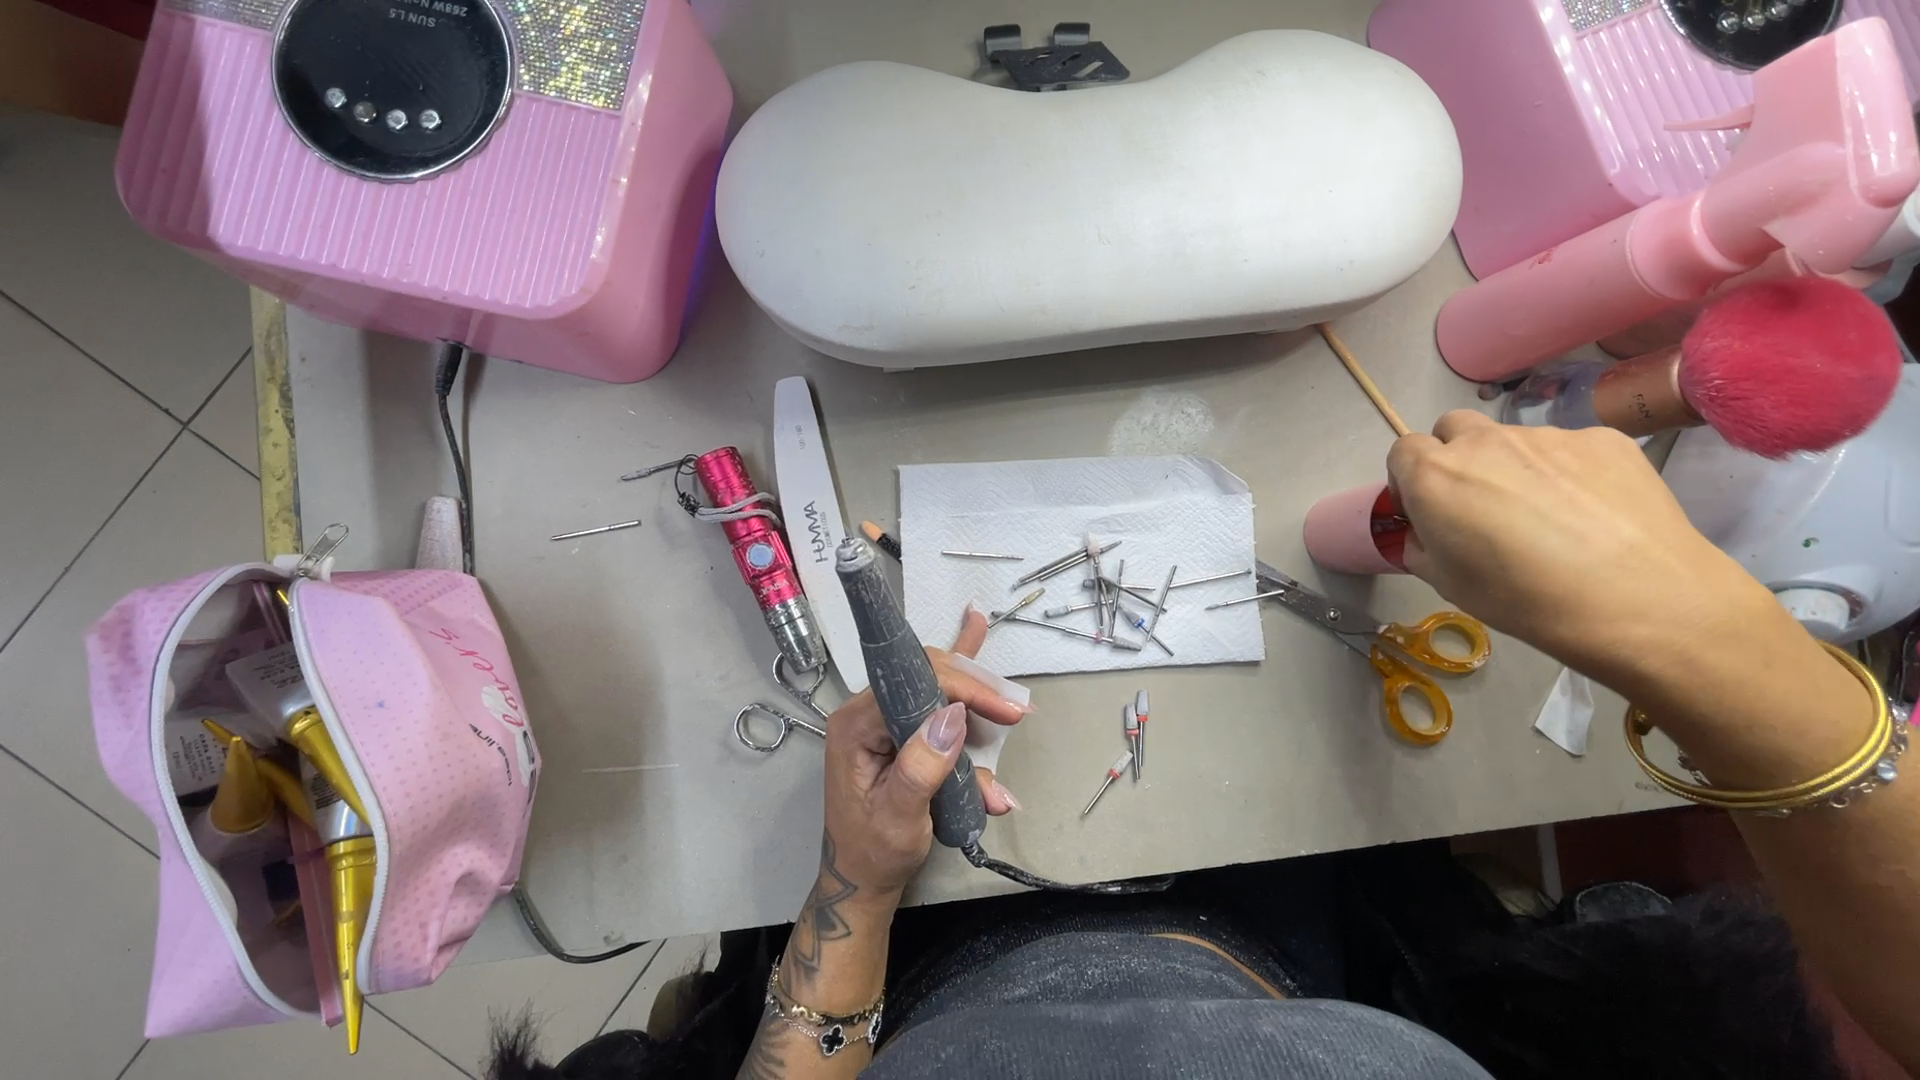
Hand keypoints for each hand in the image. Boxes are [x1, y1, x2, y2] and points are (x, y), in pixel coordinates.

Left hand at [819, 607, 1028, 902]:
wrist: (861, 880)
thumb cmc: (875, 853)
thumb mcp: (898, 819)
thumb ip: (921, 768)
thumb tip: (953, 715)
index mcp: (855, 726)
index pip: (912, 684)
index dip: (961, 690)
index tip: (1003, 710)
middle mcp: (865, 712)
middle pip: (926, 676)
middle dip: (974, 693)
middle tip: (1015, 713)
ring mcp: (881, 718)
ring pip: (935, 686)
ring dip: (976, 704)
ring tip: (1010, 712)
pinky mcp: (898, 728)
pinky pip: (930, 693)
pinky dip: (959, 678)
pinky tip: (975, 629)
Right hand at [1385, 412, 1781, 684]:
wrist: (1638, 600)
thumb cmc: (1523, 599)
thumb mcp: (1446, 583)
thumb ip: (1421, 546)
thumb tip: (1426, 533)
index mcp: (1434, 476)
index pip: (1402, 451)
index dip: (1409, 478)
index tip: (1426, 508)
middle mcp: (1484, 442)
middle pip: (1453, 428)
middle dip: (1456, 455)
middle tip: (1479, 501)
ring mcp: (1547, 435)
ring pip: (1514, 440)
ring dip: (1514, 465)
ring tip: (1548, 515)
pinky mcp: (1603, 439)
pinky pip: (1569, 448)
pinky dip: (1567, 472)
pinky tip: (1590, 512)